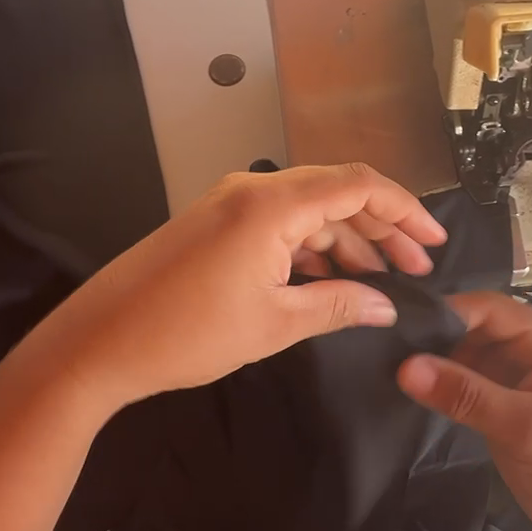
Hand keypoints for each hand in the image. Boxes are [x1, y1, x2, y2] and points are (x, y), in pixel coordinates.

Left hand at [21, 164, 445, 414]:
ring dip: (346, 242)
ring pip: (308, 211)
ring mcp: (230, 205)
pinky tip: (329, 281)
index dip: (405, 210)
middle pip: (336, 194)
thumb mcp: (274, 323)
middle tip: (416, 269)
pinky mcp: (216, 225)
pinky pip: (278, 226)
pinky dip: (310, 249)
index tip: (435, 243)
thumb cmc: (188, 334)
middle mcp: (253, 190)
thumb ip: (338, 306)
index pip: (358, 186)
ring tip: (381, 281)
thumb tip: (386, 307)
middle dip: (381, 229)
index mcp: (272, 204)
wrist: (96, 344)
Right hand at [396, 292, 531, 530]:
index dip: (446, 312)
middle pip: (474, 327)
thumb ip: (465, 395)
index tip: (398, 324)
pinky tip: (405, 386)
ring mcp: (516, 377)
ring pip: (465, 354)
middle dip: (434, 336)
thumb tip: (404, 367)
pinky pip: (466, 382)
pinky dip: (440, 385)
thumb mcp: (523, 427)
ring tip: (383, 362)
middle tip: (382, 344)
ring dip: (432, 360)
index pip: (490, 308)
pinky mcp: (502, 403)